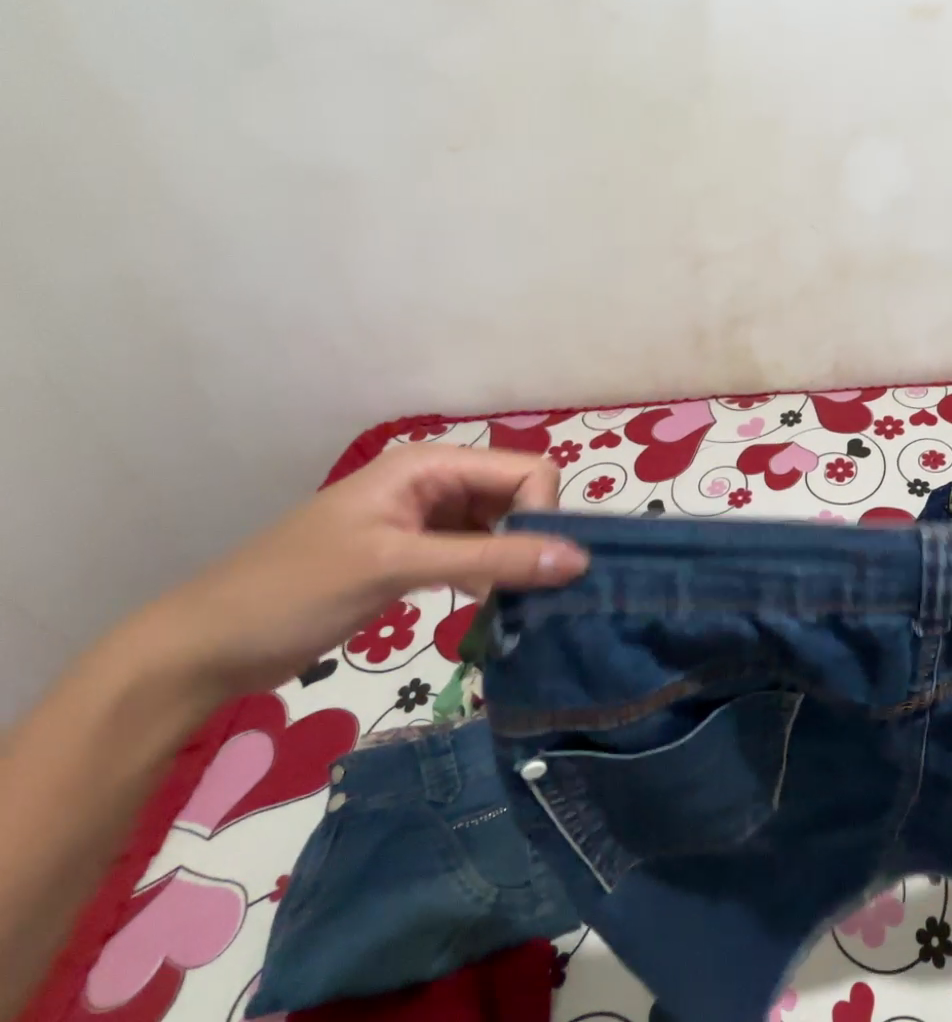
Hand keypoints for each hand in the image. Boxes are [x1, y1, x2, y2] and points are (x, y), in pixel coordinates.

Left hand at [132, 445, 589, 699]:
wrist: (209, 646)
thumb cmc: (294, 592)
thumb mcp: (397, 566)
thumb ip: (493, 558)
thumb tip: (581, 559)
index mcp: (428, 465)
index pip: (528, 472)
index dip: (543, 514)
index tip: (537, 566)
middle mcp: (437, 483)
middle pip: (522, 497)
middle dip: (536, 539)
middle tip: (532, 590)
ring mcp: (430, 520)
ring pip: (508, 529)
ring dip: (520, 563)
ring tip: (518, 604)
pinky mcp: (423, 554)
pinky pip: (485, 555)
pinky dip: (498, 578)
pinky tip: (493, 607)